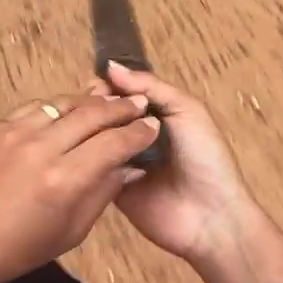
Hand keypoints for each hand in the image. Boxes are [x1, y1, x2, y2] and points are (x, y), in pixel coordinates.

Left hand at [0, 93, 160, 282]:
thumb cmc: (21, 248)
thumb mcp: (73, 230)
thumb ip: (103, 192)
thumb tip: (130, 164)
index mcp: (64, 179)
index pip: (113, 144)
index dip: (138, 133)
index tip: (153, 126)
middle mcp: (42, 148)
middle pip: (92, 115)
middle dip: (120, 108)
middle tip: (139, 103)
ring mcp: (16, 132)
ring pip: (63, 104)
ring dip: (91, 101)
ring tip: (109, 101)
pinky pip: (36, 107)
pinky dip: (57, 108)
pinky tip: (68, 111)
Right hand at [91, 63, 255, 266]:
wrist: (211, 217)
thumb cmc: (205, 158)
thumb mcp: (186, 111)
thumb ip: (151, 86)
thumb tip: (110, 66)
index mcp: (155, 115)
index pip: (122, 92)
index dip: (107, 85)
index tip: (93, 85)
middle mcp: (135, 134)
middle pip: (105, 113)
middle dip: (93, 105)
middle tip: (81, 106)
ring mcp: (121, 160)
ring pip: (95, 137)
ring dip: (84, 128)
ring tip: (72, 124)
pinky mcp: (110, 186)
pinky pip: (91, 166)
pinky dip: (83, 156)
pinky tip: (71, 147)